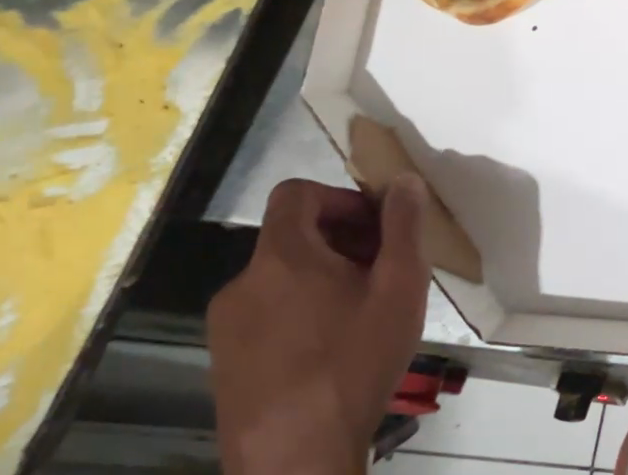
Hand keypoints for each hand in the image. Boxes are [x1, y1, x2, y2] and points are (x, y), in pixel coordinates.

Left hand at [207, 176, 430, 474]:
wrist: (295, 459)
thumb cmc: (354, 362)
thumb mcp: (400, 287)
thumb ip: (403, 226)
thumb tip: (403, 181)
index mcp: (282, 257)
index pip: (296, 194)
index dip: (341, 198)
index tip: (377, 229)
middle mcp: (242, 283)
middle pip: (293, 236)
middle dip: (343, 241)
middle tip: (384, 272)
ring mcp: (226, 326)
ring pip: (282, 276)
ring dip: (324, 277)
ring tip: (364, 313)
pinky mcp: (224, 361)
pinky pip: (267, 312)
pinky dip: (301, 311)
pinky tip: (334, 347)